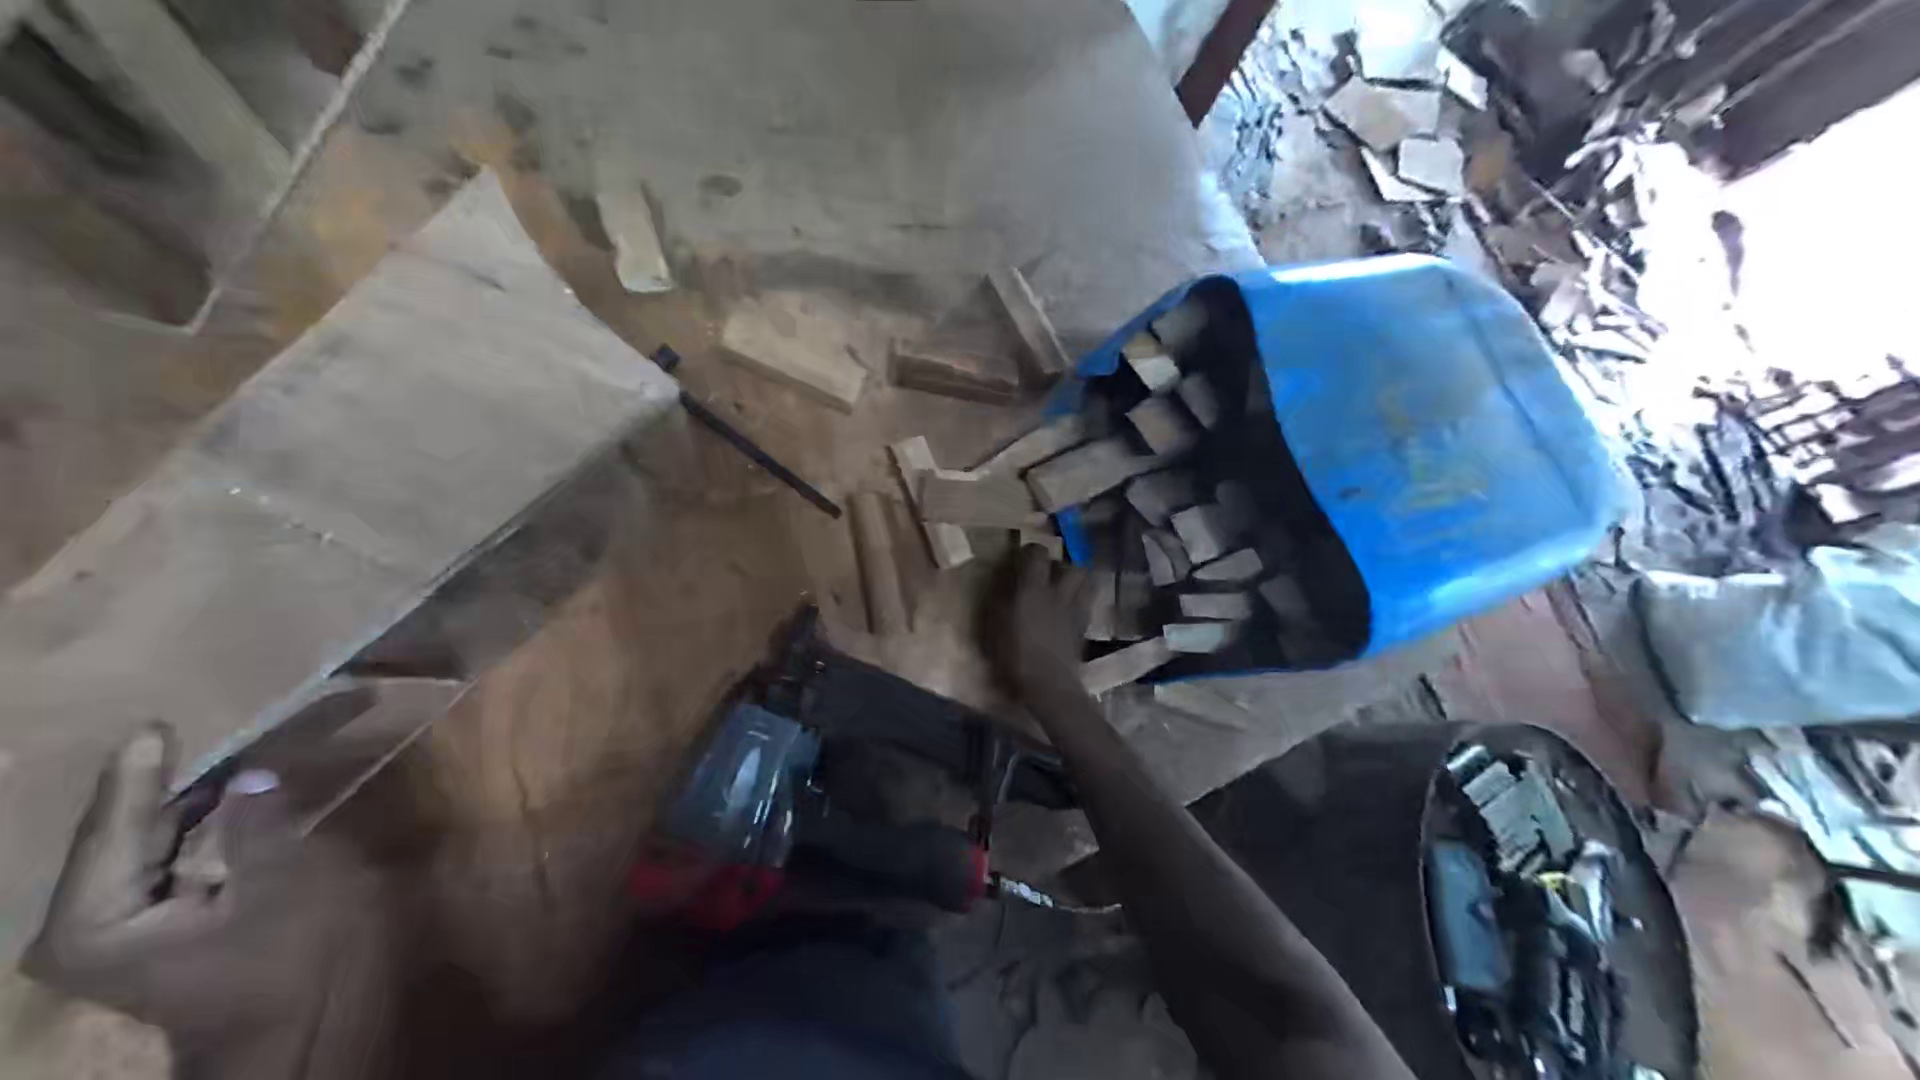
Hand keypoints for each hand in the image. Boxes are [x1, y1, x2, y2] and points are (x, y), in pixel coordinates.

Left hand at [24, 726, 397, 1079]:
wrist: (283, 1031)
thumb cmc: (280, 962)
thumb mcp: (283, 888)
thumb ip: (260, 829)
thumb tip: (253, 777)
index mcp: (94, 922)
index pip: (114, 830)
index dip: (138, 776)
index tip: (151, 727)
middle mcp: (83, 925)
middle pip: (120, 837)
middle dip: (159, 786)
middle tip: (187, 733)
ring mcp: (114, 929)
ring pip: (142, 846)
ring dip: (180, 803)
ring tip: (209, 754)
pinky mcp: (150, 927)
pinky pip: (164, 860)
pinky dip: (192, 826)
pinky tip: (220, 798)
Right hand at [991, 544, 1092, 702]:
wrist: (1049, 686)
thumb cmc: (1014, 656)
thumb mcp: (994, 626)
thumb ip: (999, 599)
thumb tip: (1002, 582)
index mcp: (1033, 588)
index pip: (1038, 554)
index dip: (1030, 551)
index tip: (1021, 557)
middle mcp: (1058, 593)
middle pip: (1071, 566)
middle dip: (1060, 566)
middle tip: (1045, 574)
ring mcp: (1076, 610)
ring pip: (1086, 582)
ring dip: (1075, 581)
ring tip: (1061, 589)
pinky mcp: (1084, 628)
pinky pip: (1086, 604)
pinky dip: (1079, 601)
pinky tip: (1067, 612)